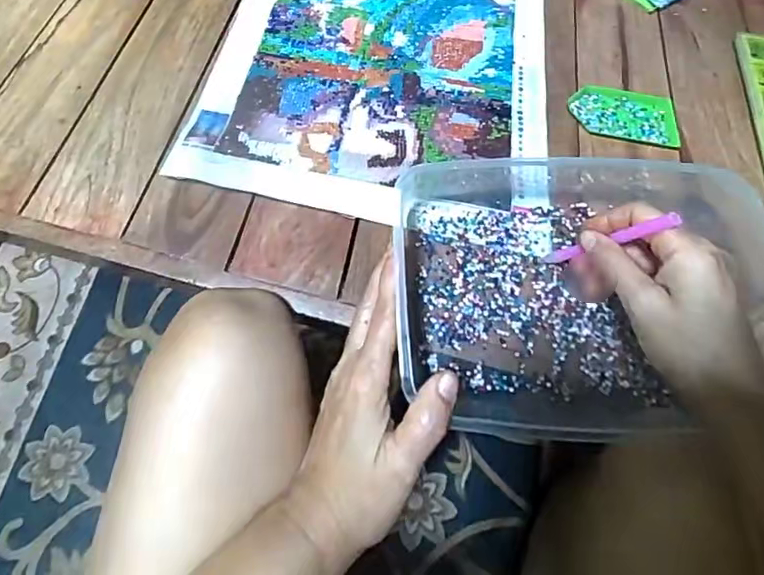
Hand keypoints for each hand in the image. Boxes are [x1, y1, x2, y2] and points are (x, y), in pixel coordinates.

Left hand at [278, 252, 457, 568]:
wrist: (314, 519)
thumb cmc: (359, 495)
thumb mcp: (400, 465)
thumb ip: (424, 421)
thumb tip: (449, 375)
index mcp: (365, 381)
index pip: (382, 322)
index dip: (391, 284)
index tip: (400, 252)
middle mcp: (349, 370)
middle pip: (367, 312)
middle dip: (380, 276)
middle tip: (397, 245)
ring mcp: (341, 378)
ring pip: (361, 322)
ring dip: (375, 291)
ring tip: (390, 267)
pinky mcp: (341, 389)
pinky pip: (359, 339)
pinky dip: (372, 315)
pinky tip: (381, 316)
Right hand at [573, 203, 763, 402]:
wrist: (735, 401)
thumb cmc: (686, 348)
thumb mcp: (642, 304)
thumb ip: (613, 263)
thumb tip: (587, 234)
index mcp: (690, 248)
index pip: (640, 215)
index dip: (606, 223)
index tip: (579, 242)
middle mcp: (701, 252)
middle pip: (644, 236)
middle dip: (609, 251)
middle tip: (581, 275)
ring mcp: (705, 272)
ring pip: (651, 256)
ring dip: (620, 268)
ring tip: (593, 291)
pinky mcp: (704, 292)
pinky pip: (664, 273)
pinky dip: (638, 280)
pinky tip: (618, 297)